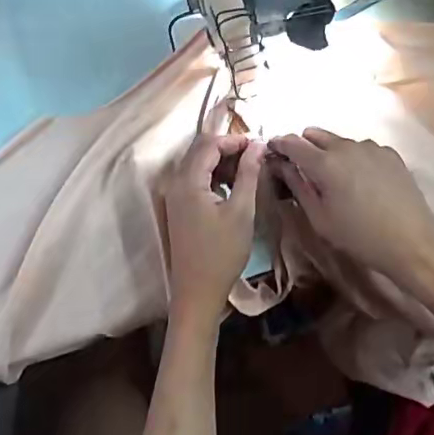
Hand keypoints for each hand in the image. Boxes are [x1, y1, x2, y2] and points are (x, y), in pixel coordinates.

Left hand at [161, 133, 264, 321]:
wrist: (197, 295)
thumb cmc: (222, 253)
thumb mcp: (241, 211)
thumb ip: (248, 173)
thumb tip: (257, 145)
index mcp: (188, 181)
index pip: (209, 144)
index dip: (234, 140)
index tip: (258, 146)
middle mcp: (175, 183)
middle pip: (200, 150)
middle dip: (228, 148)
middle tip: (255, 156)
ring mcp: (174, 196)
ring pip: (198, 164)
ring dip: (221, 162)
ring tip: (247, 171)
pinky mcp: (179, 208)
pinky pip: (195, 179)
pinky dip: (214, 176)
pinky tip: (232, 187)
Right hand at [268, 128, 433, 287]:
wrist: (412, 241)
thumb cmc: (360, 236)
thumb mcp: (320, 219)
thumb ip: (298, 187)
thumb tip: (282, 166)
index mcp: (325, 162)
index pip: (293, 143)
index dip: (279, 144)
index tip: (273, 150)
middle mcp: (346, 146)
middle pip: (316, 134)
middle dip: (304, 145)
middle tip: (303, 168)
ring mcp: (370, 146)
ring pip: (340, 142)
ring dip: (331, 153)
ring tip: (337, 180)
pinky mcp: (389, 153)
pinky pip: (363, 149)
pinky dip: (355, 159)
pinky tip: (363, 183)